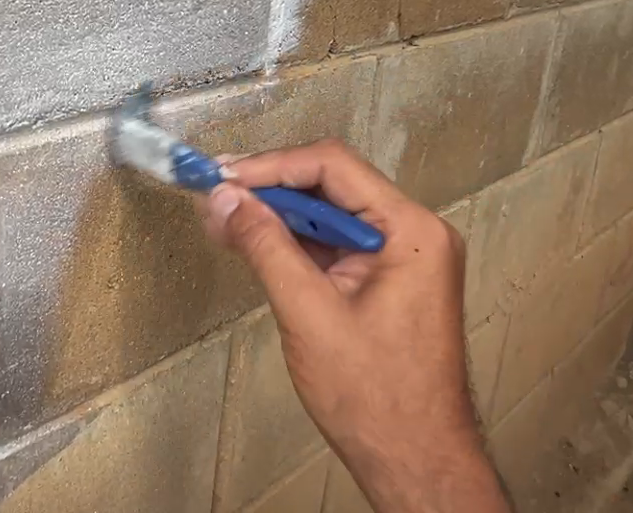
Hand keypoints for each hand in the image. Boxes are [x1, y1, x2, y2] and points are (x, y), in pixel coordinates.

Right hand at [202, 140, 509, 512]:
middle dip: (269, 187)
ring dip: (276, 212)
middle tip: (216, 193)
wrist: (416, 467)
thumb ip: (264, 245)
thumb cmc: (373, 397)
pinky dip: (292, 239)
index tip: (222, 177)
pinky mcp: (386, 276)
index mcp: (410, 230)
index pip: (332, 165)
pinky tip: (253, 240)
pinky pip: (333, 239)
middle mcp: (412, 231)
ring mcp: (402, 254)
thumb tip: (222, 197)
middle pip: (330, 182)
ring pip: (327, 210)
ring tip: (224, 216)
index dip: (270, 166)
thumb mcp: (308, 312)